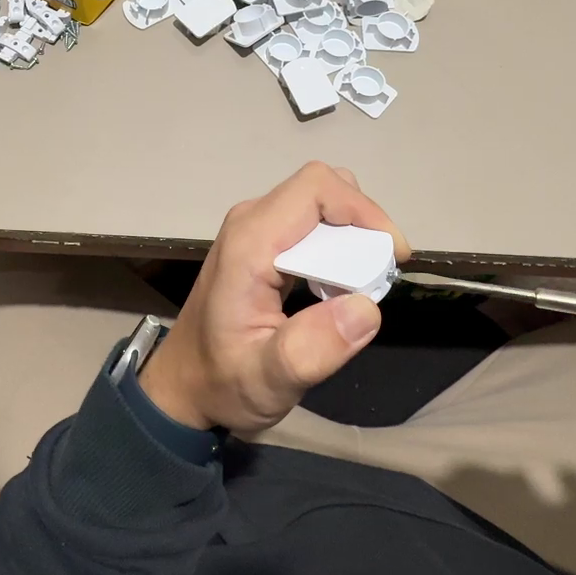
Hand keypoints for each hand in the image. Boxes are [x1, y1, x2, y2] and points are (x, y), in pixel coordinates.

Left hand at [139, 162, 408, 433]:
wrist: (182, 386)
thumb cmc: (221, 383)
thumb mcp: (268, 381)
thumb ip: (312, 348)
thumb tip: (367, 308)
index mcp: (250, 243)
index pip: (315, 188)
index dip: (362, 210)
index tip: (393, 255)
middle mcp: (251, 222)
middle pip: (321, 190)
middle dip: (362, 226)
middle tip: (380, 278)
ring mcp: (254, 229)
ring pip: (319, 204)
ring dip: (352, 236)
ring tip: (363, 285)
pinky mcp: (262, 241)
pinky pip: (310, 223)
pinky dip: (338, 246)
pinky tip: (340, 288)